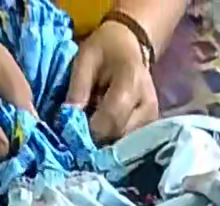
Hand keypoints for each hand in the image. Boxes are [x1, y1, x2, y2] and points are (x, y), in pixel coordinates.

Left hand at [67, 19, 159, 142]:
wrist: (130, 47)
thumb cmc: (105, 50)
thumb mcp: (85, 58)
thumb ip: (77, 88)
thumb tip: (68, 120)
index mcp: (132, 82)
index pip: (110, 120)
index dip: (90, 129)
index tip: (76, 125)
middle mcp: (147, 106)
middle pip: (116, 136)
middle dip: (96, 136)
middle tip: (85, 123)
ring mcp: (151, 121)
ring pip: (121, 145)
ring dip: (105, 140)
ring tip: (97, 122)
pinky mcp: (150, 130)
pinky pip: (127, 145)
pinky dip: (113, 141)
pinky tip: (107, 128)